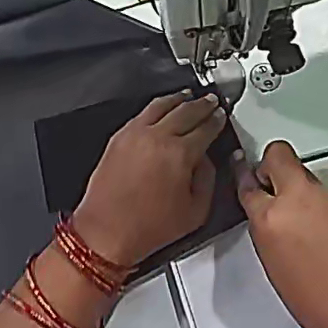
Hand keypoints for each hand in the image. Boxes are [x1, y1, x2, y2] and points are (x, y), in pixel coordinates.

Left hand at [74, 93, 224, 266]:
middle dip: (202, 105)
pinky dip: (156, 107)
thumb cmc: (145, 226)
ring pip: (161, 105)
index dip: (216, 120)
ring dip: (178, 99)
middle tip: (210, 102)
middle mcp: (156, 138)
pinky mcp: (118, 137)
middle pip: (186, 110)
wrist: (107, 230)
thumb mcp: (195, 211)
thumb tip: (206, 161)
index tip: (221, 116)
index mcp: (179, 154)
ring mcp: (135, 134)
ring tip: (188, 97)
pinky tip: (160, 108)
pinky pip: (141, 113)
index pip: (205, 128)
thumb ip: (207, 179)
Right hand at [235, 140, 327, 327]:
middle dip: (268, 164)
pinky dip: (311, 201)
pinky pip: (319, 192)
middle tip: (264, 183)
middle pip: (278, 154)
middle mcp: (300, 199)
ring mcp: (326, 201)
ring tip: (290, 212)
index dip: (244, 180)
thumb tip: (261, 215)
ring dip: (291, 183)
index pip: (248, 182)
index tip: (243, 179)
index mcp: (271, 217)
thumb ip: (263, 229)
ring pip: (300, 171)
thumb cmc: (324, 304)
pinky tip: (310, 227)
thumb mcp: (272, 266)